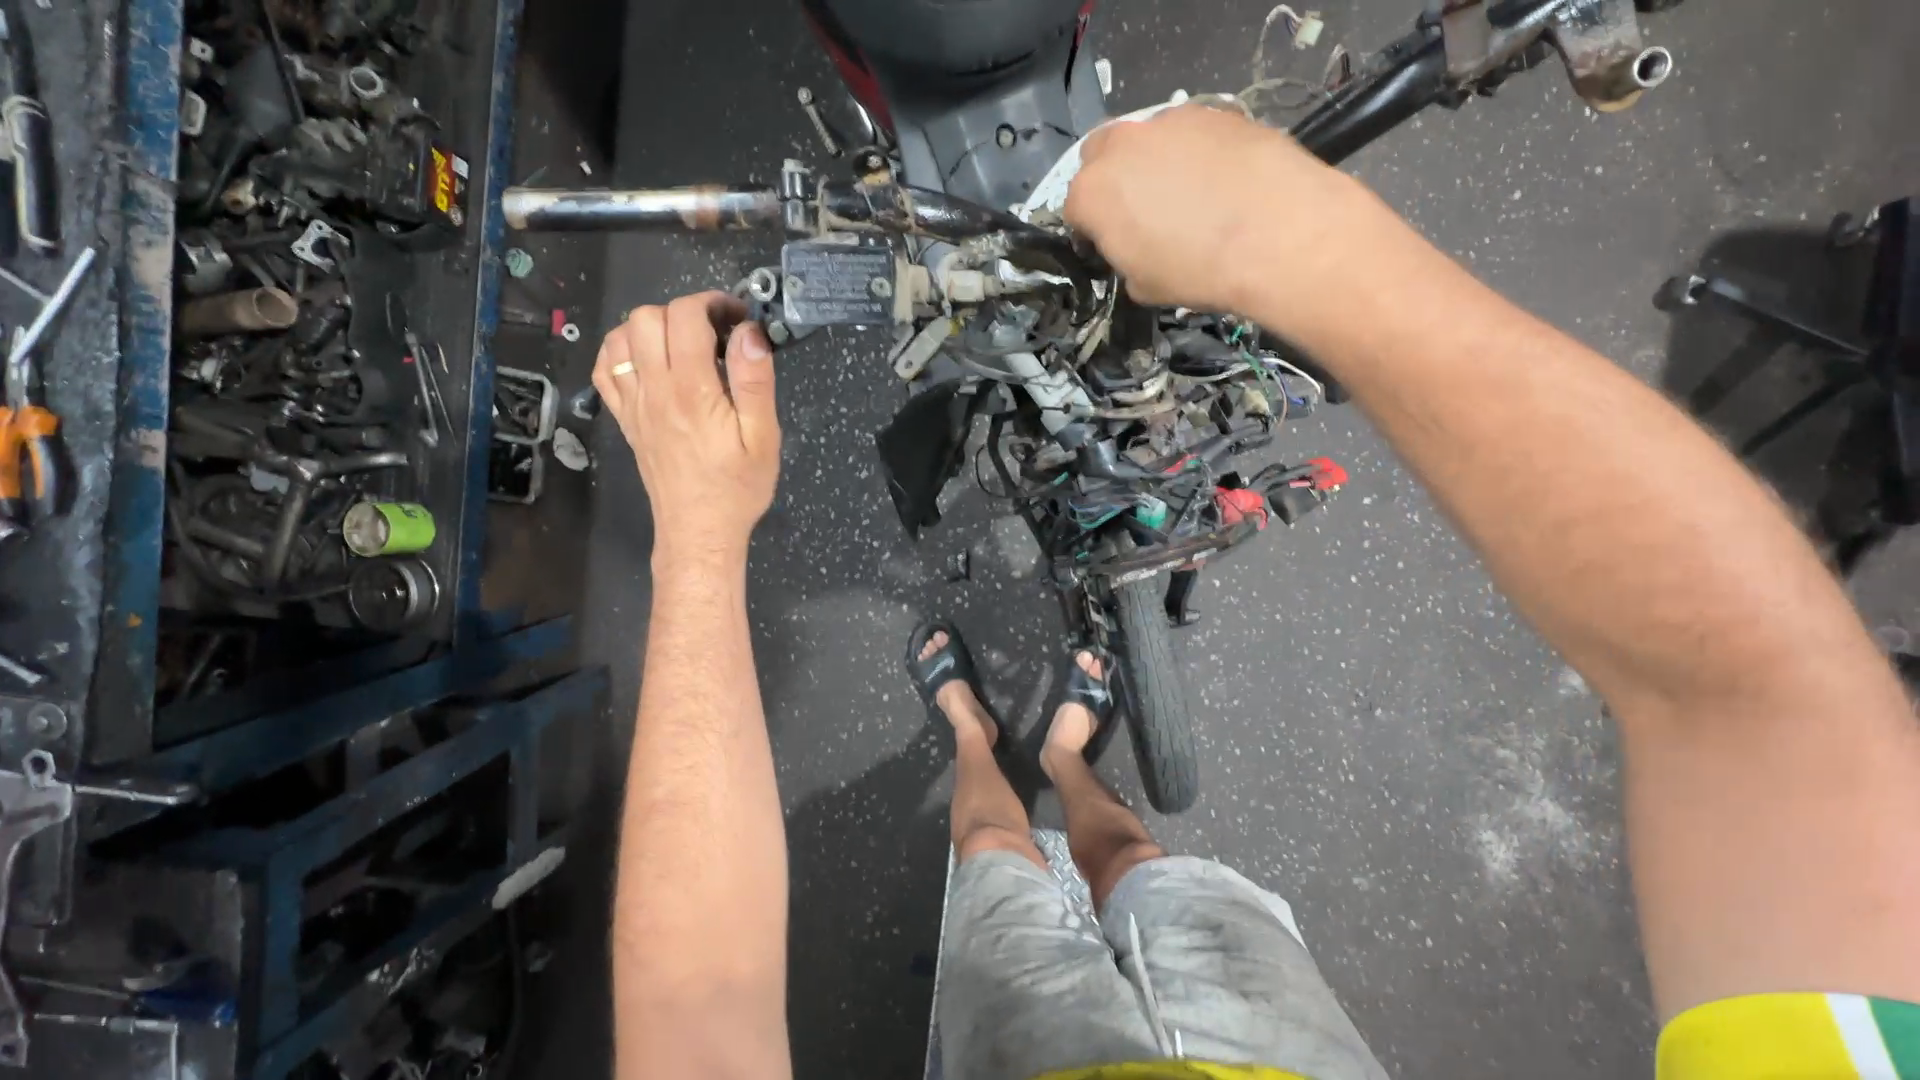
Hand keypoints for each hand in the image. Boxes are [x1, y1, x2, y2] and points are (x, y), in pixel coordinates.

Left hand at [593, 293, 780, 564]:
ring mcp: (632, 403)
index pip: (686, 317)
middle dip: (684, 311)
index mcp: (692, 391)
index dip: (713, 304)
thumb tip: (750, 332)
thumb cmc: (738, 487)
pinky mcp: (624, 418)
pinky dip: (623, 351)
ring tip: (684, 345)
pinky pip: (604, 368)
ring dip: (652, 327)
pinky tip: (651, 361)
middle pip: (647, 317)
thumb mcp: (763, 437)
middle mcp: (654, 390)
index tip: (738, 319)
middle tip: (715, 333)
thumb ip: (755, 380)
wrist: (699, 530)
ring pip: (620, 336)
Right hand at [1063, 105, 1382, 318]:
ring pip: (1146, 140)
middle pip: (1100, 156)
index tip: (1110, 245)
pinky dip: (1197, 153)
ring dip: (1154, 163)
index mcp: (1092, 193)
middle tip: (1141, 213)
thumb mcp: (1143, 286)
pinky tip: (1222, 182)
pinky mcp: (1214, 111)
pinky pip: (1191, 133)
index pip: (1073, 209)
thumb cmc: (1198, 270)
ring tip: (1189, 197)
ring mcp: (1169, 121)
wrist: (1278, 234)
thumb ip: (1123, 259)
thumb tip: (1134, 251)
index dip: (1090, 230)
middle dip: (1112, 181)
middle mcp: (1122, 145)